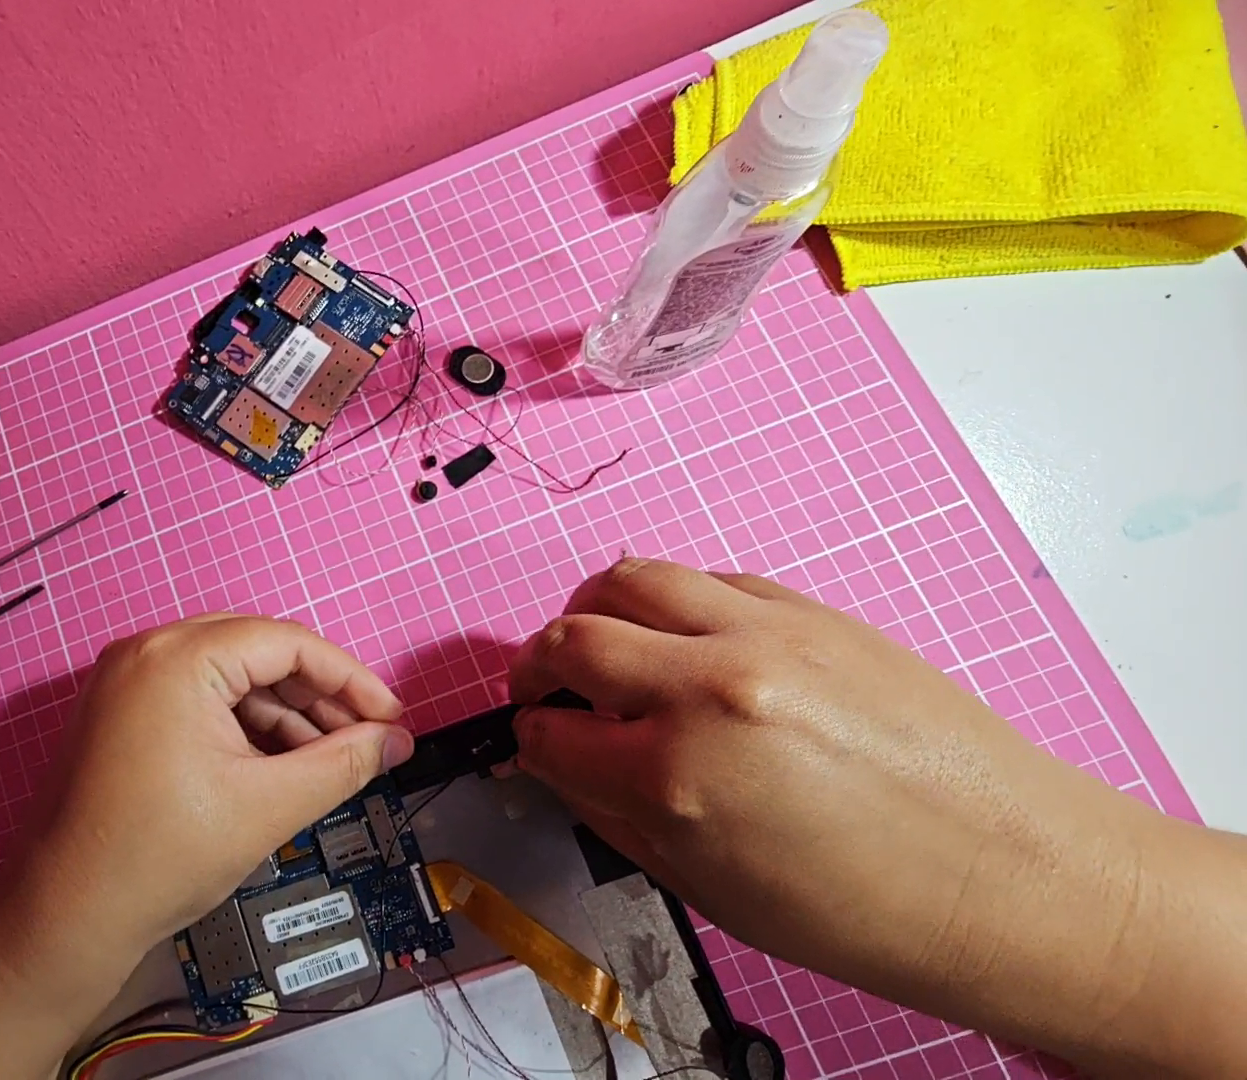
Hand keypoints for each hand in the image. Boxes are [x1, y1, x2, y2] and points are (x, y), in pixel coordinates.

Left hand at [0, 615, 411, 1079]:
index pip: (286, 643)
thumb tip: (395, 741)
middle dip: (319, 698)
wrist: (64, 921)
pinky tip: (285, 763)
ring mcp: (130, 679)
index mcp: (176, 658)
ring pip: (232, 678)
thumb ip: (343, 764)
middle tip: (367, 739)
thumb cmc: (158, 859)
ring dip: (286, 715)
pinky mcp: (126, 710)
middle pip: (259, 654)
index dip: (349, 678)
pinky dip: (247, 727)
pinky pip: (203, 700)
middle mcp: (147, 651)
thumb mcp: (267, 807)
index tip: (391, 716)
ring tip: (332, 760)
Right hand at [508, 558, 1246, 1076]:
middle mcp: (708, 689)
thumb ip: (612, 816)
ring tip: (595, 641)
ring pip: (625, 580)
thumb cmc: (869, 915)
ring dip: (588, 611)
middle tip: (541, 688)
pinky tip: (676, 639)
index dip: (531, 739)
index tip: (537, 741)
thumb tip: (561, 763)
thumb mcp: (709, 891)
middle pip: (570, 639)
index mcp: (676, 779)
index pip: (551, 733)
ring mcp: (762, 636)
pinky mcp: (809, 611)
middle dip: (534, 667)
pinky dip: (666, 603)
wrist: (1028, 883)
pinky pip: (703, 580)